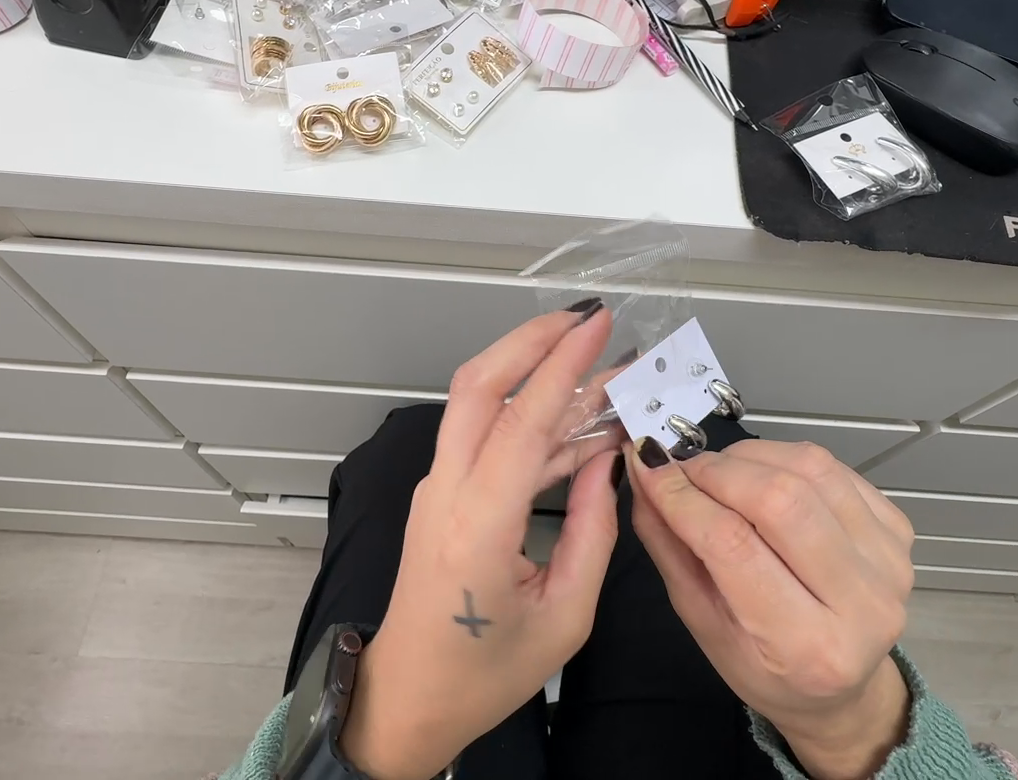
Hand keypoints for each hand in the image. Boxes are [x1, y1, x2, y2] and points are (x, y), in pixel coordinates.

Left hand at [339, 304, 621, 779]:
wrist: (408, 699)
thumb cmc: (484, 673)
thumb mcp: (565, 616)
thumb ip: (594, 530)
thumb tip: (609, 458)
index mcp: (477, 526)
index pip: (521, 421)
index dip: (563, 366)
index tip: (598, 325)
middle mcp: (447, 490)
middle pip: (477, 385)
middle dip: (530, 339)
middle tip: (584, 318)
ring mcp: (438, 486)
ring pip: (477, 403)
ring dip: (534, 374)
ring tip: (599, 370)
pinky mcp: (443, 491)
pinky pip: (485, 436)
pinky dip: (530, 417)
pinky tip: (577, 423)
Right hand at [626, 438, 916, 779]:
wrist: (844, 688)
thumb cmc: (763, 665)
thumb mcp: (699, 618)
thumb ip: (667, 543)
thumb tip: (643, 470)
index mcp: (804, 647)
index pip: (732, 546)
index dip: (682, 496)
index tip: (647, 466)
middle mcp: (862, 607)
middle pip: (779, 500)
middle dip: (715, 470)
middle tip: (683, 470)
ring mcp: (889, 564)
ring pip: (807, 469)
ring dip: (747, 456)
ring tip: (718, 472)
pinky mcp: (899, 530)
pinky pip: (831, 466)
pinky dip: (782, 456)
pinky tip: (761, 475)